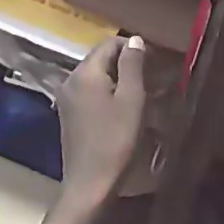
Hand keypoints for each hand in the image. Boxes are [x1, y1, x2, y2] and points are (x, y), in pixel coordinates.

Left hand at [56, 36, 146, 206]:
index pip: (109, 43)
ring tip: (145, 89)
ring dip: (120, 77)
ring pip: (97, 75)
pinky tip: (125, 105)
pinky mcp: (69, 114)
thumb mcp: (131, 99)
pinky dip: (109, 91)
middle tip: (154, 74)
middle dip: (127, 61)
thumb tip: (135, 39)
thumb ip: (132, 65)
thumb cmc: (116, 140)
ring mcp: (67, 98)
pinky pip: (91, 91)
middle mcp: (71, 80)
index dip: (134, 46)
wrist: (90, 184)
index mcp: (85, 73)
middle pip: (101, 58)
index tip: (156, 59)